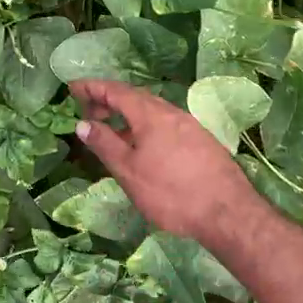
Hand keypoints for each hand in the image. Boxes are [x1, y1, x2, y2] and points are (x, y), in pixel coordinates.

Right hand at [70, 79, 257, 241]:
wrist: (229, 214)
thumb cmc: (171, 192)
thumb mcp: (129, 171)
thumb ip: (104, 144)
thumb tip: (83, 123)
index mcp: (150, 114)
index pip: (115, 91)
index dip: (92, 87)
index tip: (73, 88)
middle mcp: (172, 113)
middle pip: (135, 97)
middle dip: (109, 100)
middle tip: (89, 113)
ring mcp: (191, 127)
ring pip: (153, 111)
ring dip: (129, 115)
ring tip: (113, 131)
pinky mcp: (203, 142)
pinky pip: (167, 124)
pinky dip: (146, 126)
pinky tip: (145, 147)